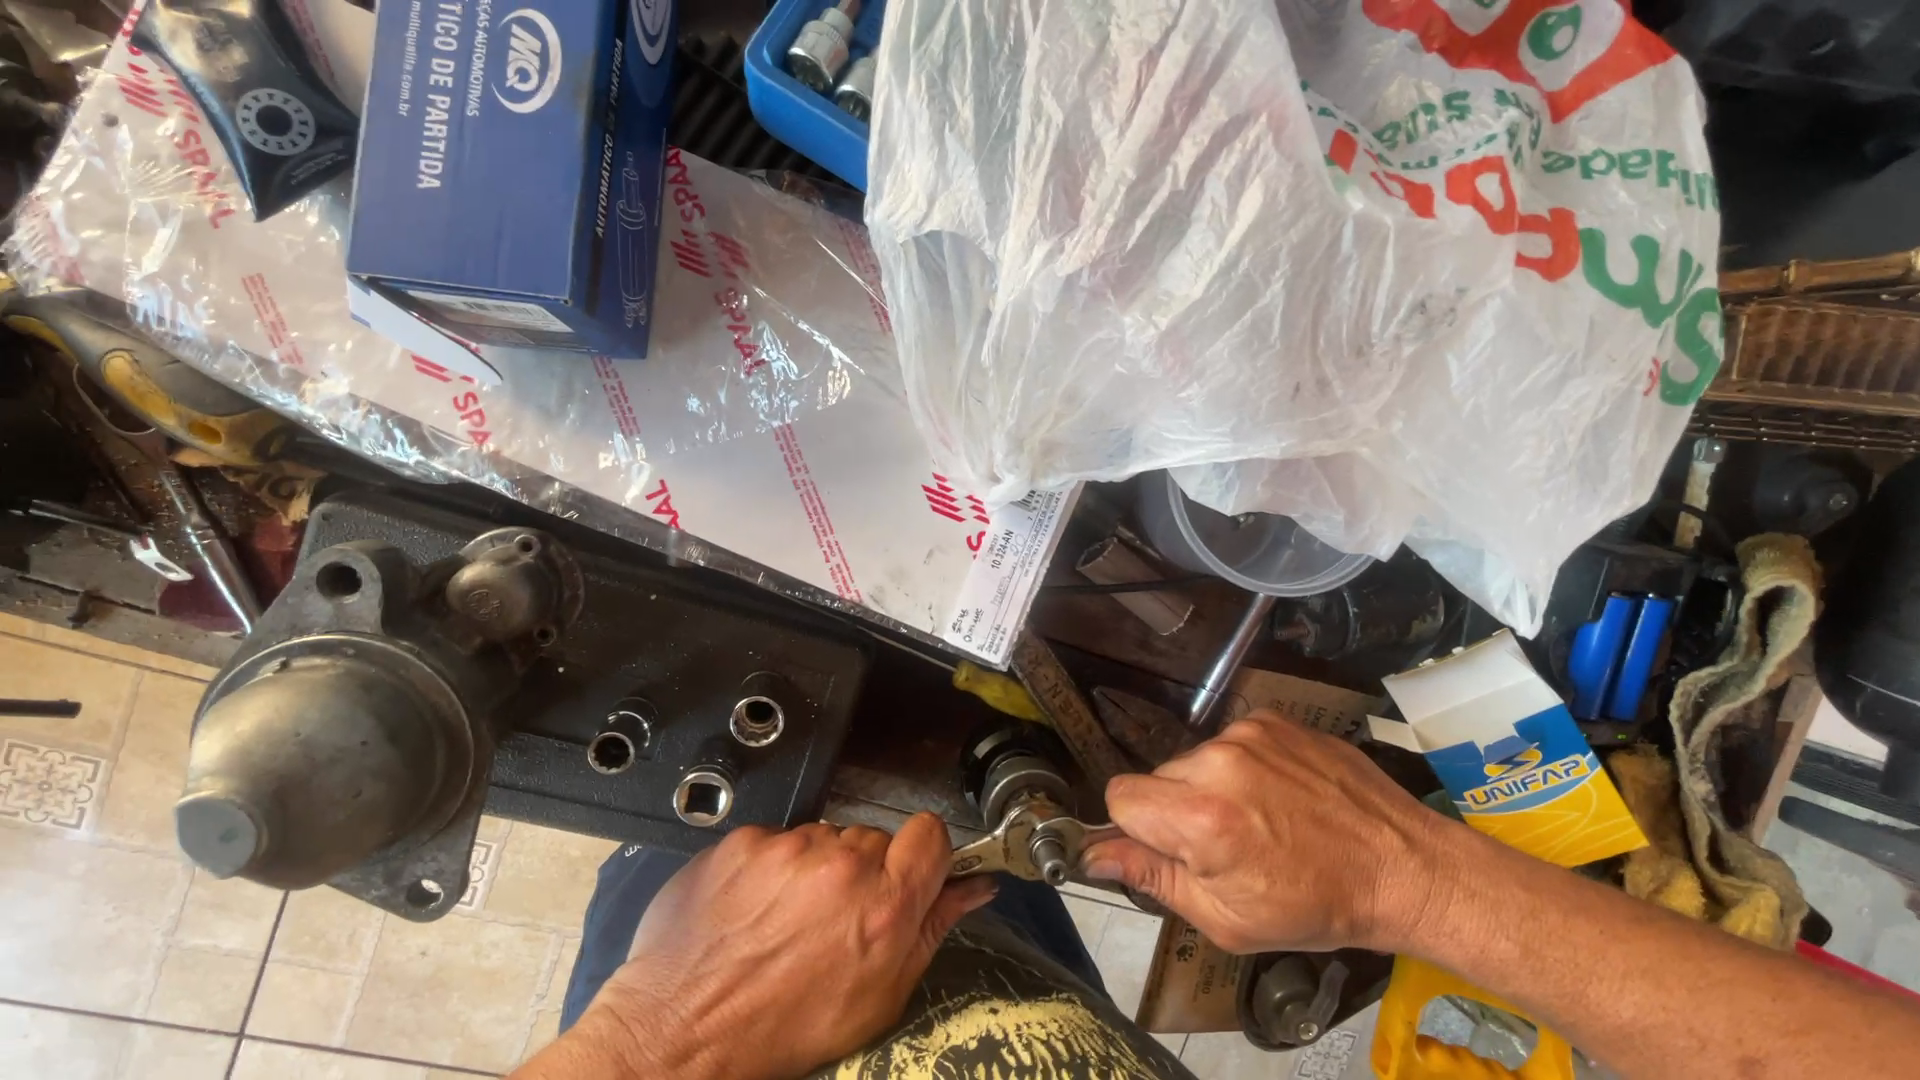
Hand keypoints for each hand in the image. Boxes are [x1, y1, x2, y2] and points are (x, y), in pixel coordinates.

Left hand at [556, 816, 995, 1079]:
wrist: (681, 1034)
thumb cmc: (788, 1029)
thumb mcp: (878, 996)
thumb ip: (931, 928)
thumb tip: (976, 887)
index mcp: (885, 904)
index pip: (930, 832)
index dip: (923, 852)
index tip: (905, 874)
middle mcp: (842, 863)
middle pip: (873, 838)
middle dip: (862, 870)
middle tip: (833, 917)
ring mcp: (788, 847)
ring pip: (824, 837)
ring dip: (815, 866)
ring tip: (785, 917)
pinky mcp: (743, 841)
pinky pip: (776, 840)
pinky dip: (770, 866)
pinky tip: (751, 908)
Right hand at [1083, 711, 1446, 953]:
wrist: (1404, 868)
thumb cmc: (1317, 907)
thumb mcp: (1225, 919)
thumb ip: (1151, 879)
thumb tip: (1092, 855)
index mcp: (1201, 818)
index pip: (1120, 797)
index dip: (1136, 829)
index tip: (1169, 850)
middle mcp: (1218, 762)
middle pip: (1156, 778)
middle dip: (1176, 811)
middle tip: (1224, 845)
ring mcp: (1248, 733)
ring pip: (1192, 761)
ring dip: (1209, 788)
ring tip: (1258, 819)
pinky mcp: (1272, 719)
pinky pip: (1228, 742)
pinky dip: (1241, 768)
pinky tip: (1278, 795)